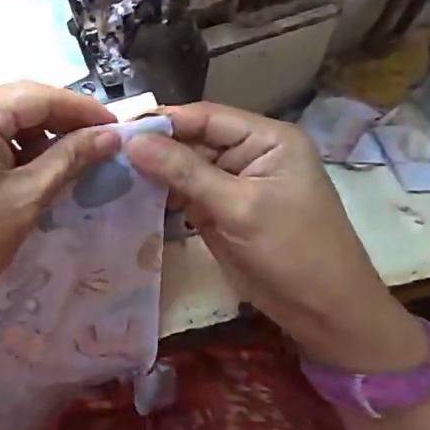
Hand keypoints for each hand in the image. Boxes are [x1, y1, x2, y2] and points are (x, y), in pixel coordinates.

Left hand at [0, 82, 120, 331]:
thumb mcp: (27, 198)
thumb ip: (70, 159)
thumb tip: (111, 136)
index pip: (39, 96)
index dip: (83, 110)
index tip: (118, 131)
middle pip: (19, 102)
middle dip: (62, 121)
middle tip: (99, 145)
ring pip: (3, 121)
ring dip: (39, 137)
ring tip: (71, 164)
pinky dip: (15, 151)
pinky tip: (35, 173)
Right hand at [126, 101, 428, 371]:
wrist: (324, 312)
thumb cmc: (293, 252)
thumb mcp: (238, 208)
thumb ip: (185, 173)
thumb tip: (133, 142)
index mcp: (268, 139)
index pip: (206, 117)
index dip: (162, 121)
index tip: (115, 129)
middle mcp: (250, 153)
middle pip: (193, 140)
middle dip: (154, 147)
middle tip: (104, 154)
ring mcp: (235, 184)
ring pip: (185, 168)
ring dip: (154, 172)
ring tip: (109, 173)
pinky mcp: (223, 211)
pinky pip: (187, 194)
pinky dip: (163, 195)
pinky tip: (132, 196)